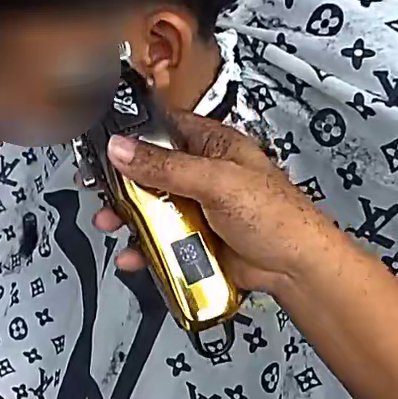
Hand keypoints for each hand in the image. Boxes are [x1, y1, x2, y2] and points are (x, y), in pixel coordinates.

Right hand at [95, 114, 348, 297]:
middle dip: (124, 185)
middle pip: (152, 174)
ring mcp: (198, 210)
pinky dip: (144, 248)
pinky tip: (134, 253)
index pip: (165, 130)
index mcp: (213, 147)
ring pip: (153, 210)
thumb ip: (167, 167)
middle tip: (102, 192)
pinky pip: (162, 241)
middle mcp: (203, 176)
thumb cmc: (278, 217)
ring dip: (129, 219)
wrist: (295, 268)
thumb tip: (123, 149)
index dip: (134, 135)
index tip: (106, 147)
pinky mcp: (197, 241)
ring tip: (111, 223)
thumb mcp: (217, 182)